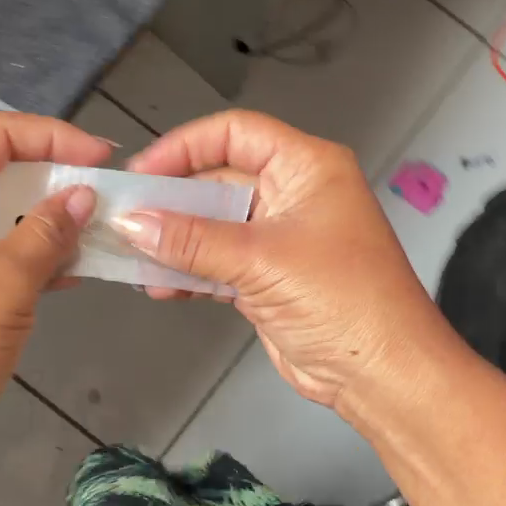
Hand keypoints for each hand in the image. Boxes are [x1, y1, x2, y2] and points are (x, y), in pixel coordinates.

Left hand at [0, 111, 110, 455]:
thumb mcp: (10, 281)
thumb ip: (49, 230)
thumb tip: (82, 195)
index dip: (54, 136)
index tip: (104, 159)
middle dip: (48, 183)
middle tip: (98, 204)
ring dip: (36, 223)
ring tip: (87, 241)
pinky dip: (16, 253)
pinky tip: (59, 271)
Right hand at [115, 110, 456, 413]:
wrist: (379, 372)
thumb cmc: (344, 301)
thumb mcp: (262, 260)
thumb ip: (192, 240)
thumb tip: (132, 223)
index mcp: (306, 168)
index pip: (234, 133)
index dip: (184, 147)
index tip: (142, 174)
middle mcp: (291, 195)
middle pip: (216, 180)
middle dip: (171, 201)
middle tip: (125, 219)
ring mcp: (277, 239)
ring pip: (211, 226)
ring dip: (173, 243)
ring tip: (134, 258)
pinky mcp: (265, 279)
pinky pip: (214, 264)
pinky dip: (187, 273)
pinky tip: (160, 286)